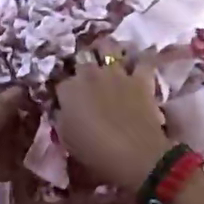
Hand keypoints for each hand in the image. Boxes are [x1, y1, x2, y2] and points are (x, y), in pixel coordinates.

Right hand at [54, 50, 170, 189]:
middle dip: (81, 62)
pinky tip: (139, 58)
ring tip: (108, 55)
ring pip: (109, 47)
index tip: (65, 97)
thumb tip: (60, 108)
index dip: (62, 89)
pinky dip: (142, 58)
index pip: (59, 81)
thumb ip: (60, 117)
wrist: (135, 155)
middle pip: (82, 57)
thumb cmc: (94, 152)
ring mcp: (117, 73)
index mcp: (69, 89)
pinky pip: (144, 60)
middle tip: (85, 73)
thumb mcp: (66, 138)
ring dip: (106, 49)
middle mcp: (90, 73)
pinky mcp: (140, 78)